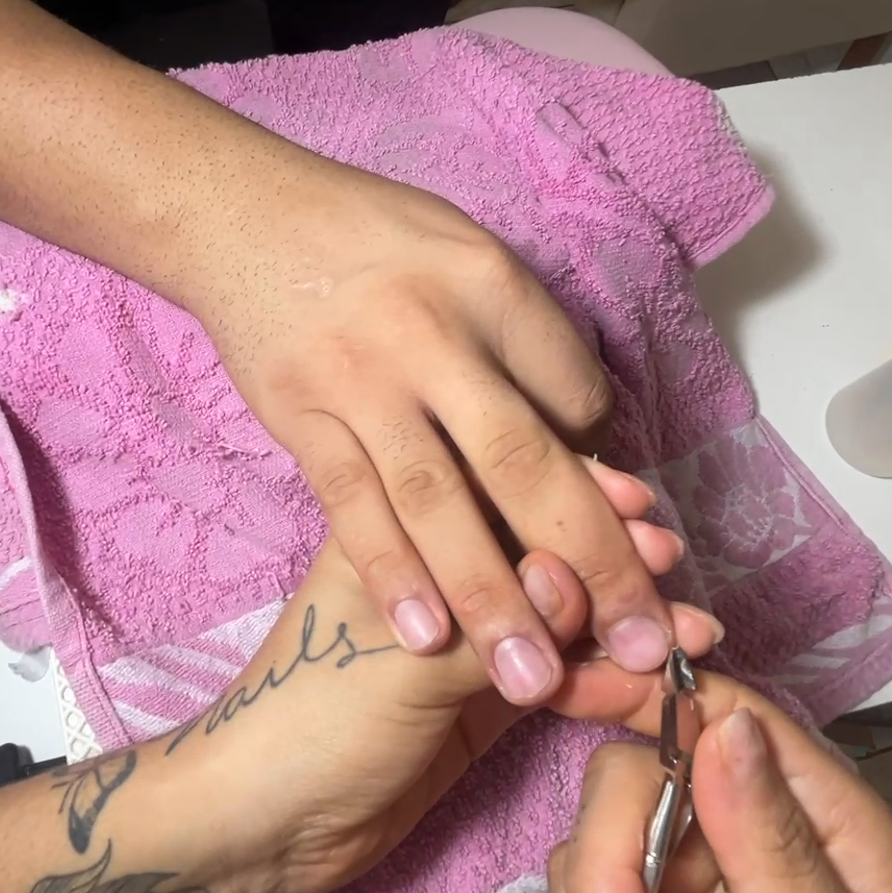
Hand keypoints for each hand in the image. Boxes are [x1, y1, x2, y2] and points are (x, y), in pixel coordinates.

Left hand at [179, 459, 721, 892]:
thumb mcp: (399, 662)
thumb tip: (574, 576)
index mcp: (400, 534)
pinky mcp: (486, 694)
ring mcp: (468, 634)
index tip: (637, 508)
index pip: (495, 496)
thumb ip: (490, 623)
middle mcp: (440, 572)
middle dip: (607, 557)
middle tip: (669, 566)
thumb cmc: (315, 715)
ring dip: (619, 622)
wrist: (271, 822)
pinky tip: (654, 680)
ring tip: (688, 631)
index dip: (568, 498)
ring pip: (558, 614)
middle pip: (538, 551)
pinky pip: (557, 674)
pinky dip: (604, 678)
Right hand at [193, 166, 676, 705]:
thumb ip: (518, 338)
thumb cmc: (369, 233)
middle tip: (646, 642)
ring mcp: (361, 383)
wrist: (245, 217)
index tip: (619, 526)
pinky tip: (427, 636)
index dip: (607, 468)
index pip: (577, 393)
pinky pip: (352, 505)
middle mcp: (432, 338)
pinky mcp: (303, 419)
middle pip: (522, 462)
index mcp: (490, 286)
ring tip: (535, 675)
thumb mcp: (465, 252)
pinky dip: (392, 571)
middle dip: (591, 559)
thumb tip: (569, 432)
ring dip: (489, 594)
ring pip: (436, 501)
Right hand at [542, 676, 891, 892]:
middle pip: (629, 771)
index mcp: (808, 812)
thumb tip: (726, 720)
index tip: (572, 688)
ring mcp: (674, 867)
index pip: (720, 709)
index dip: (643, 685)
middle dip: (609, 860)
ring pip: (586, 837)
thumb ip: (778, 848)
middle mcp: (732, 822)